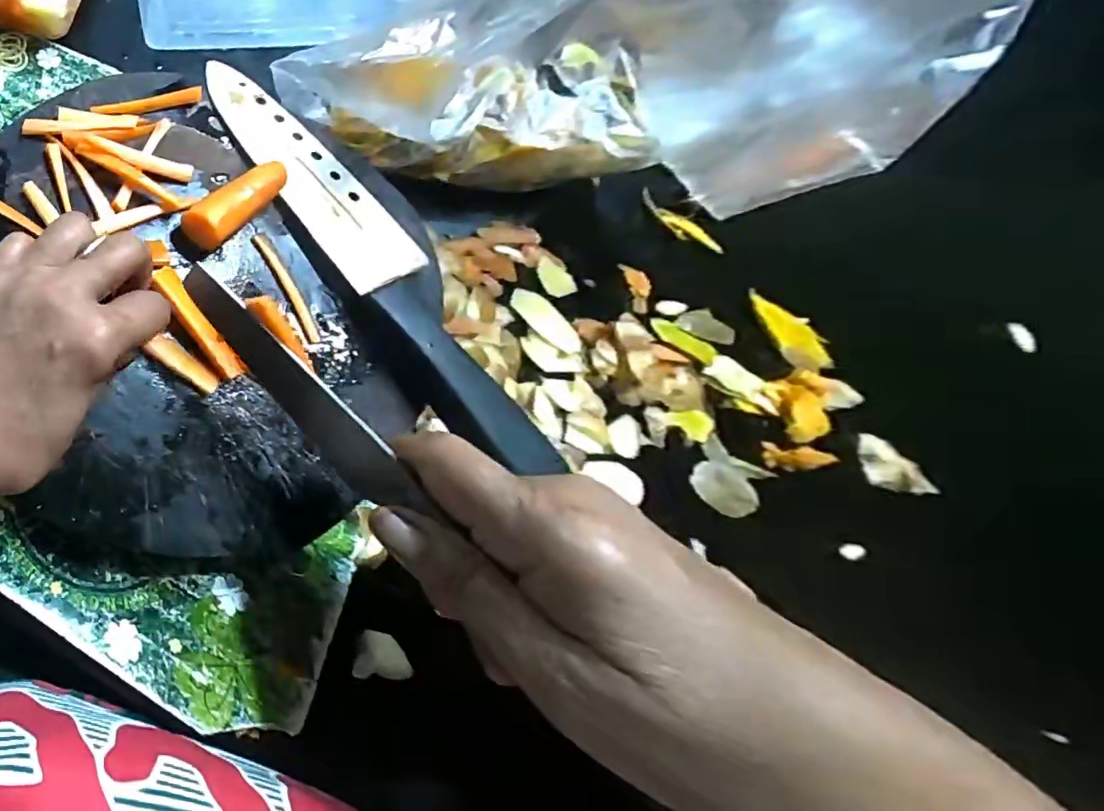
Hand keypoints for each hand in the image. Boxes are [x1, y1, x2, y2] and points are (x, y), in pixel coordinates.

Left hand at [0, 212, 168, 508]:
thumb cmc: (15, 443)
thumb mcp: (82, 414)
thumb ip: (108, 365)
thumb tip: (122, 338)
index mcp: (95, 337)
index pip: (154, 306)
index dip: (153, 322)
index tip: (139, 333)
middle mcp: (65, 293)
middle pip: (127, 248)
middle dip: (135, 271)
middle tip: (118, 294)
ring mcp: (26, 274)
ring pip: (76, 224)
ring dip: (88, 249)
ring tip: (77, 277)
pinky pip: (27, 239)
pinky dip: (38, 255)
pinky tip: (34, 281)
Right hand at [371, 432, 1058, 810]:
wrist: (843, 765)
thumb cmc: (679, 722)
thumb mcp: (547, 667)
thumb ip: (461, 583)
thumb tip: (384, 515)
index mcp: (548, 518)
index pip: (440, 454)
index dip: (393, 466)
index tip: (377, 522)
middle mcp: (571, 493)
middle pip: (465, 493)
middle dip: (446, 551)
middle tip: (474, 636)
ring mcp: (603, 510)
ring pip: (498, 521)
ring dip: (485, 576)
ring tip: (521, 657)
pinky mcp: (623, 534)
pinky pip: (538, 536)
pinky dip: (522, 580)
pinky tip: (554, 645)